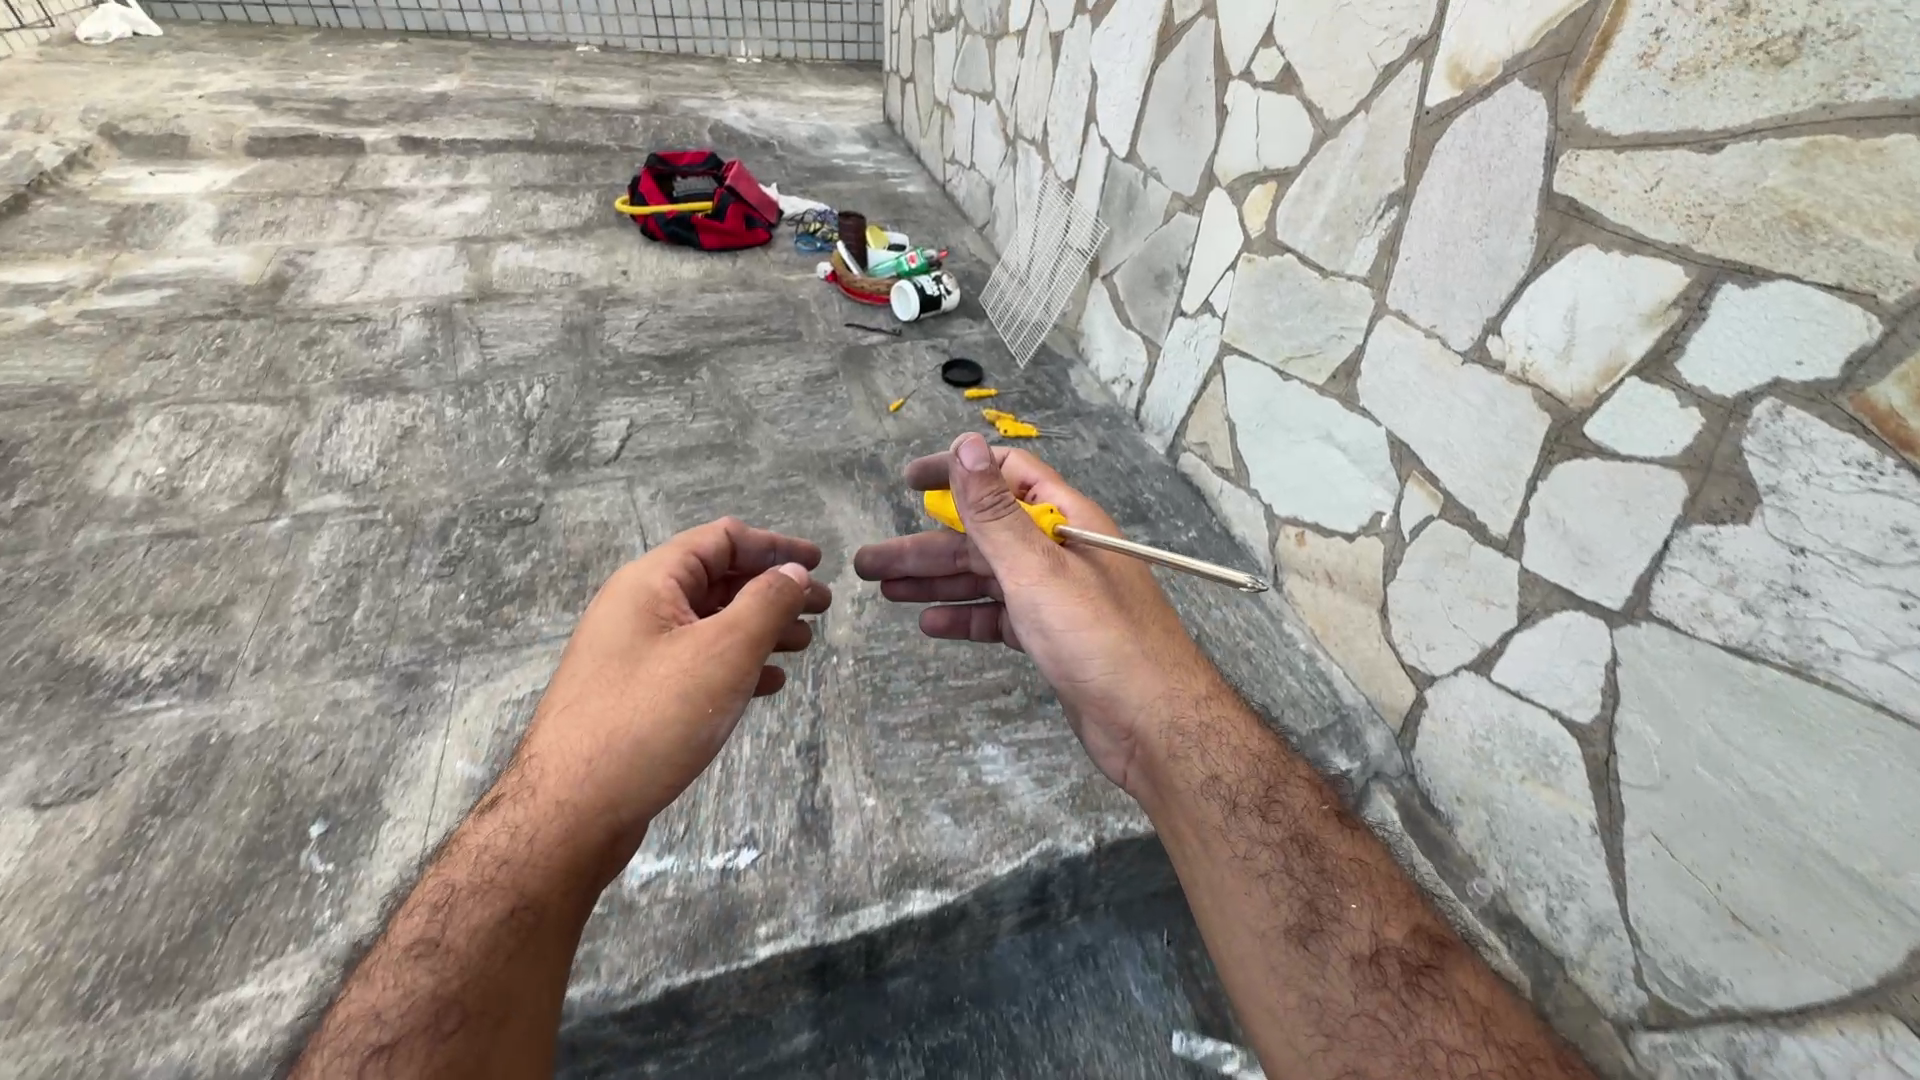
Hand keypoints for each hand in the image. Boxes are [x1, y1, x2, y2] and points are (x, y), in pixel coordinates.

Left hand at [510, 518, 831, 883]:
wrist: (571, 812)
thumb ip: (767, 603)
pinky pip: (697, 663)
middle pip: (718, 580)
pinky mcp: (638, 696)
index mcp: (652, 583)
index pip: (722, 540)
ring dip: (761, 628)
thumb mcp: (723, 652)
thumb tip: (794, 571)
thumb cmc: (652, 718)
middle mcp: (639, 610)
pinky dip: (737, 664)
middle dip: (774, 590)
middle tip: (822, 608)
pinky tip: (768, 684)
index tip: (818, 563)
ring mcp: (636, 655)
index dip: (775, 545)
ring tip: (803, 644)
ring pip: (710, 624)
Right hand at [853, 433, 1222, 796]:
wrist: (1152, 724)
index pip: (1006, 475)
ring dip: (936, 582)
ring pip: (986, 579)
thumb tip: (964, 444)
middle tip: (868, 562)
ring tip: (883, 590)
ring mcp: (1056, 597)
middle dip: (925, 546)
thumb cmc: (1098, 638)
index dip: (956, 472)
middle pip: (982, 536)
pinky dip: (966, 617)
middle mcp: (1059, 551)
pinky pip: (999, 617)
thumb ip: (994, 510)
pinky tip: (929, 623)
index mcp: (1064, 519)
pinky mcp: (1051, 638)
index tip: (907, 482)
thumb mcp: (1036, 568)